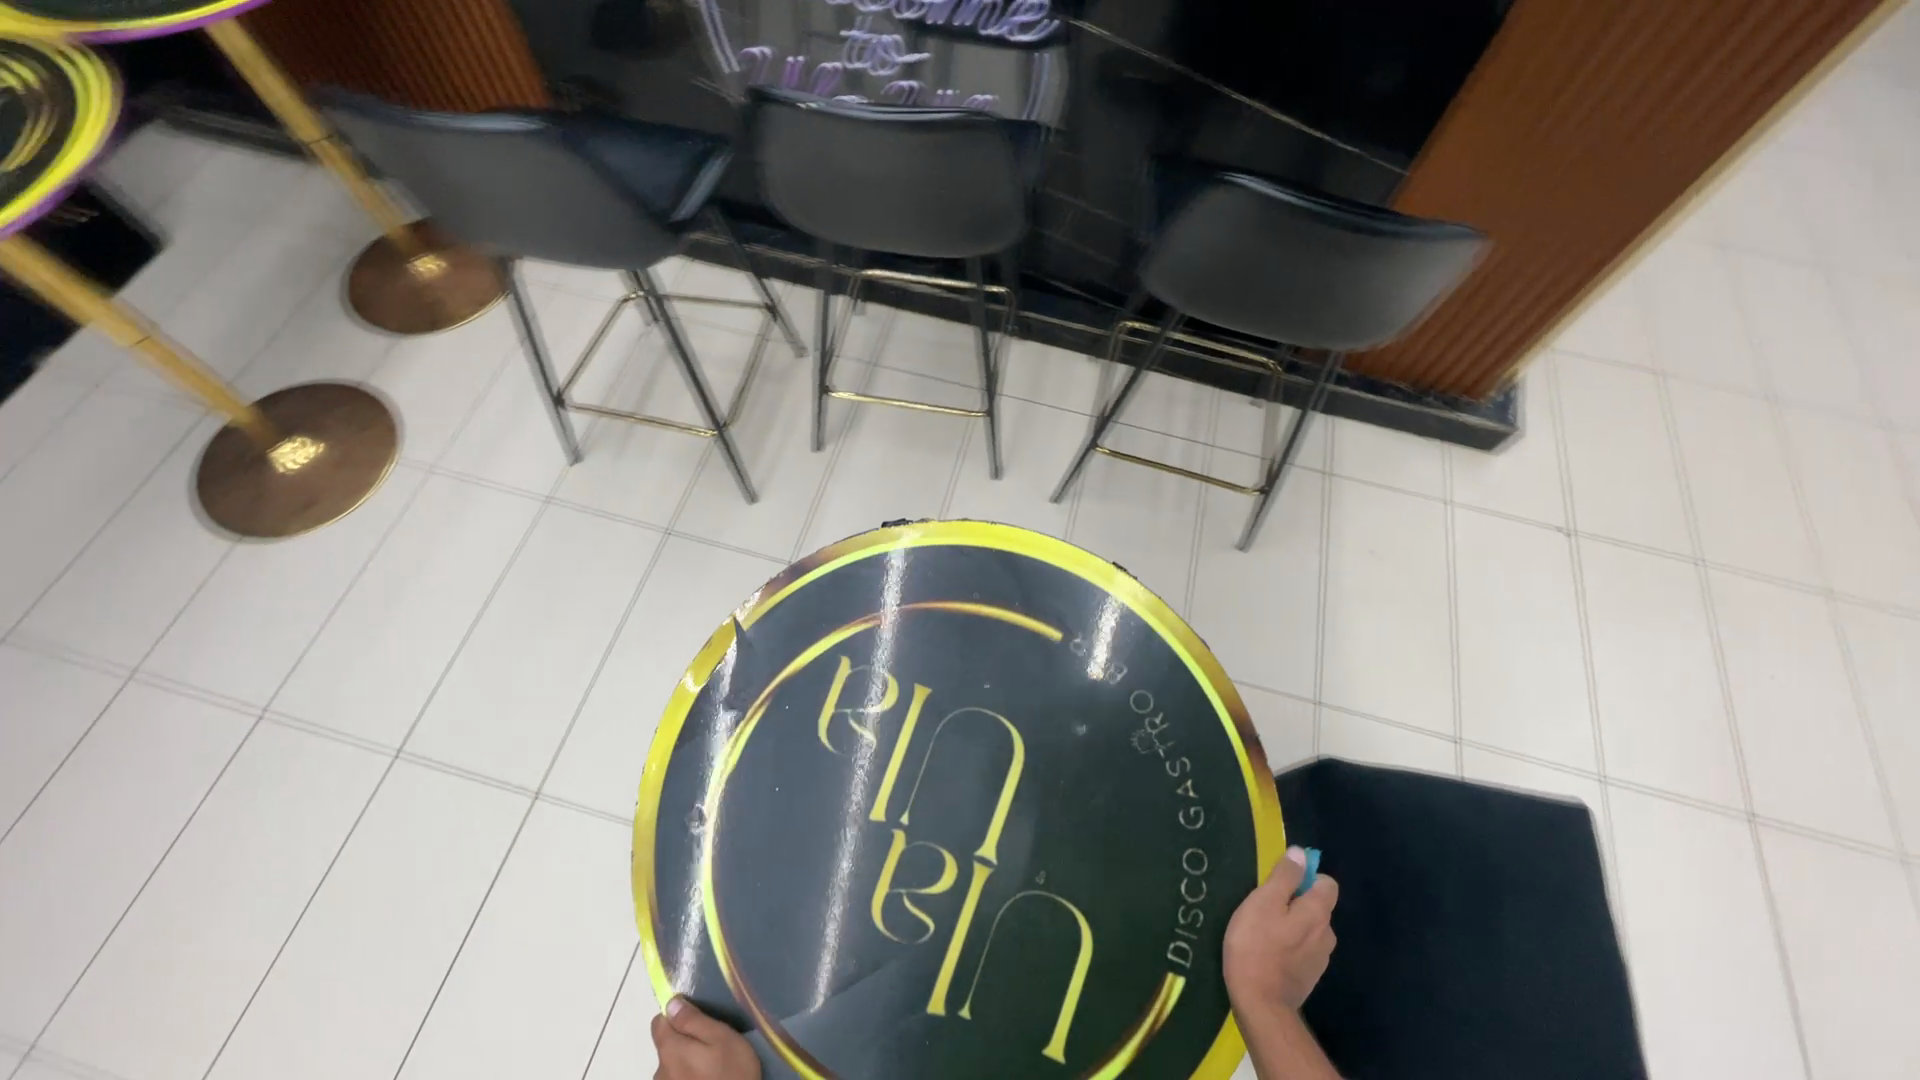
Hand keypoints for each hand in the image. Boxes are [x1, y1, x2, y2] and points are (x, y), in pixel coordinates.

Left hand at [652, 997, 761, 1079]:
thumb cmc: (732, 1072)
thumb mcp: (720, 1037)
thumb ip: (693, 1020)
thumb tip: (671, 1003)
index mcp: (670, 1050)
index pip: (659, 1022)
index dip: (676, 1015)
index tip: (698, 1019)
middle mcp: (660, 1072)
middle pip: (665, 1044)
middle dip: (684, 1039)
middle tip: (711, 1044)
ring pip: (671, 1064)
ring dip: (685, 1060)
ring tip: (710, 1065)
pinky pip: (676, 1079)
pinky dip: (687, 1075)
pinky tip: (705, 1079)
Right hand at [1223, 846, 1339, 1012]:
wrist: (1260, 1003)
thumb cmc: (1256, 945)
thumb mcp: (1263, 901)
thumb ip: (1284, 876)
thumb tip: (1300, 854)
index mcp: (1317, 912)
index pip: (1327, 883)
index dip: (1305, 876)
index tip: (1279, 882)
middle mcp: (1326, 934)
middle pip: (1317, 906)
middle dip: (1295, 901)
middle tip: (1264, 907)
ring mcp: (1320, 958)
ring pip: (1308, 928)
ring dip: (1291, 925)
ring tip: (1263, 931)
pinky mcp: (1309, 976)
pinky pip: (1302, 949)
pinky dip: (1289, 945)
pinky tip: (1268, 952)